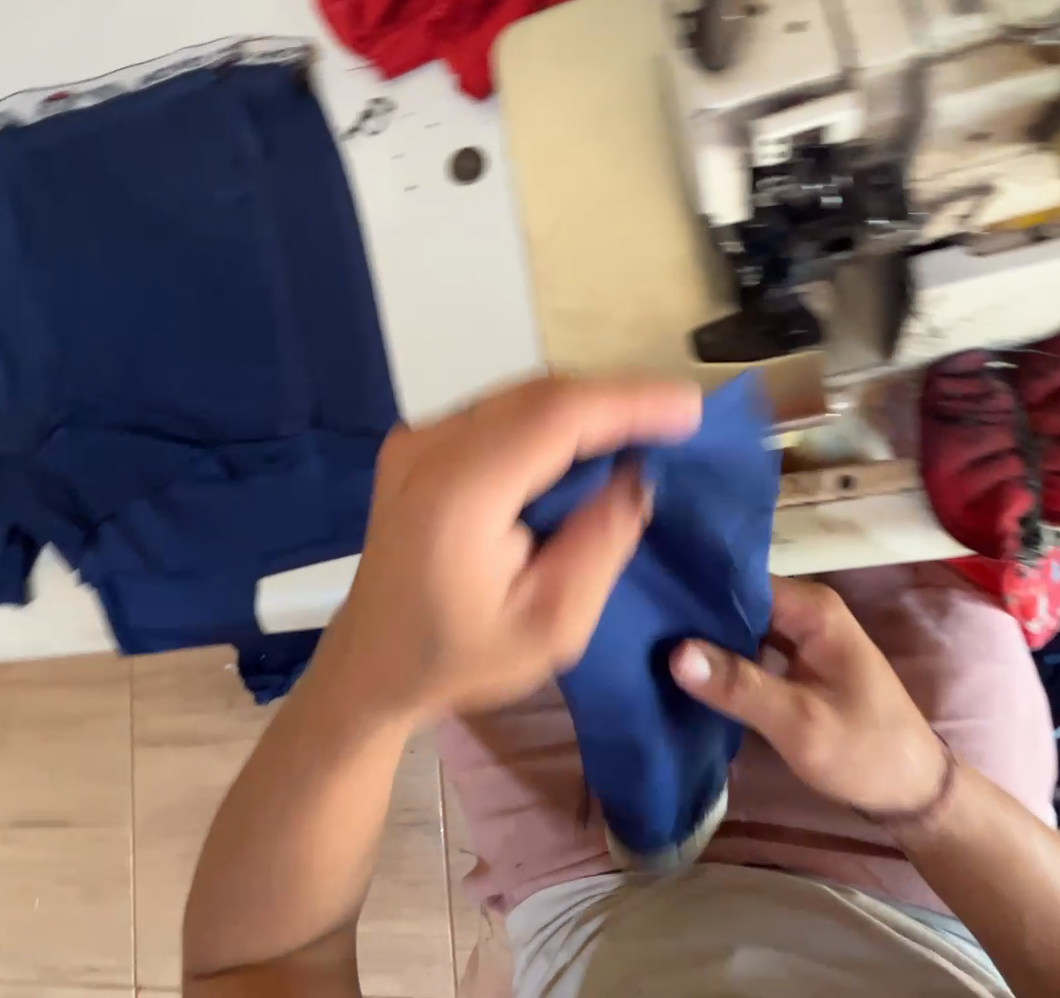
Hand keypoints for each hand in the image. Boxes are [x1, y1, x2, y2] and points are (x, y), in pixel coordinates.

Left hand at [312, 376, 702, 723]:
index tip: (689, 406)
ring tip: (637, 433)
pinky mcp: (417, 445)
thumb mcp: (551, 626)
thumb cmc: (459, 657)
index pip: (555, 416)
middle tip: (672, 422)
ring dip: (582, 408)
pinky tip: (578, 448)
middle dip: (612, 400)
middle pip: (538, 395)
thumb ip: (600, 544)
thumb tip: (634, 475)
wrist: (371, 664)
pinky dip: (548, 419)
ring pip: (519, 396)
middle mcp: (429, 448)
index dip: (628, 402)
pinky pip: (498, 411)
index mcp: (459, 494)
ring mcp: (416, 440)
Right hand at [670, 577, 949, 820]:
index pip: (739, 580)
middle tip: (638, 623)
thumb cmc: (865, 753)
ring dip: (702, 637)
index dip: (695, 589)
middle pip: (735, 600)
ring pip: (738, 625)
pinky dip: (718, 657)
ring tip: (646, 639)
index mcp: (812, 608)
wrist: (914, 796)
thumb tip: (675, 652)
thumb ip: (739, 686)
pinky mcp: (792, 661)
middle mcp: (804, 611)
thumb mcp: (799, 723)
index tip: (648, 600)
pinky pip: (746, 647)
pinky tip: (680, 666)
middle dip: (692, 613)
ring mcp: (799, 636)